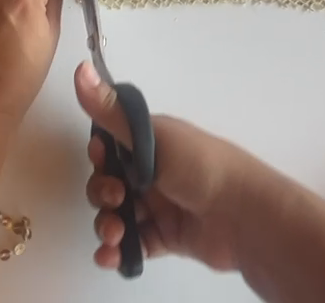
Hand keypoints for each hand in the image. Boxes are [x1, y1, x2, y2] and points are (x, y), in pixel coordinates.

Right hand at [77, 61, 271, 272]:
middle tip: (116, 198)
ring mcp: (160, 204)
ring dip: (107, 224)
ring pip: (119, 213)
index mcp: (152, 140)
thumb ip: (112, 113)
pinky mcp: (166, 236)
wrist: (243, 216)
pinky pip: (133, 243)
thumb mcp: (153, 137)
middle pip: (111, 180)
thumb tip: (80, 68)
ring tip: (115, 235)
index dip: (100, 153)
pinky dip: (118, 250)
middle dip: (102, 191)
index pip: (113, 143)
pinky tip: (111, 255)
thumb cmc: (200, 166)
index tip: (100, 158)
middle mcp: (154, 169)